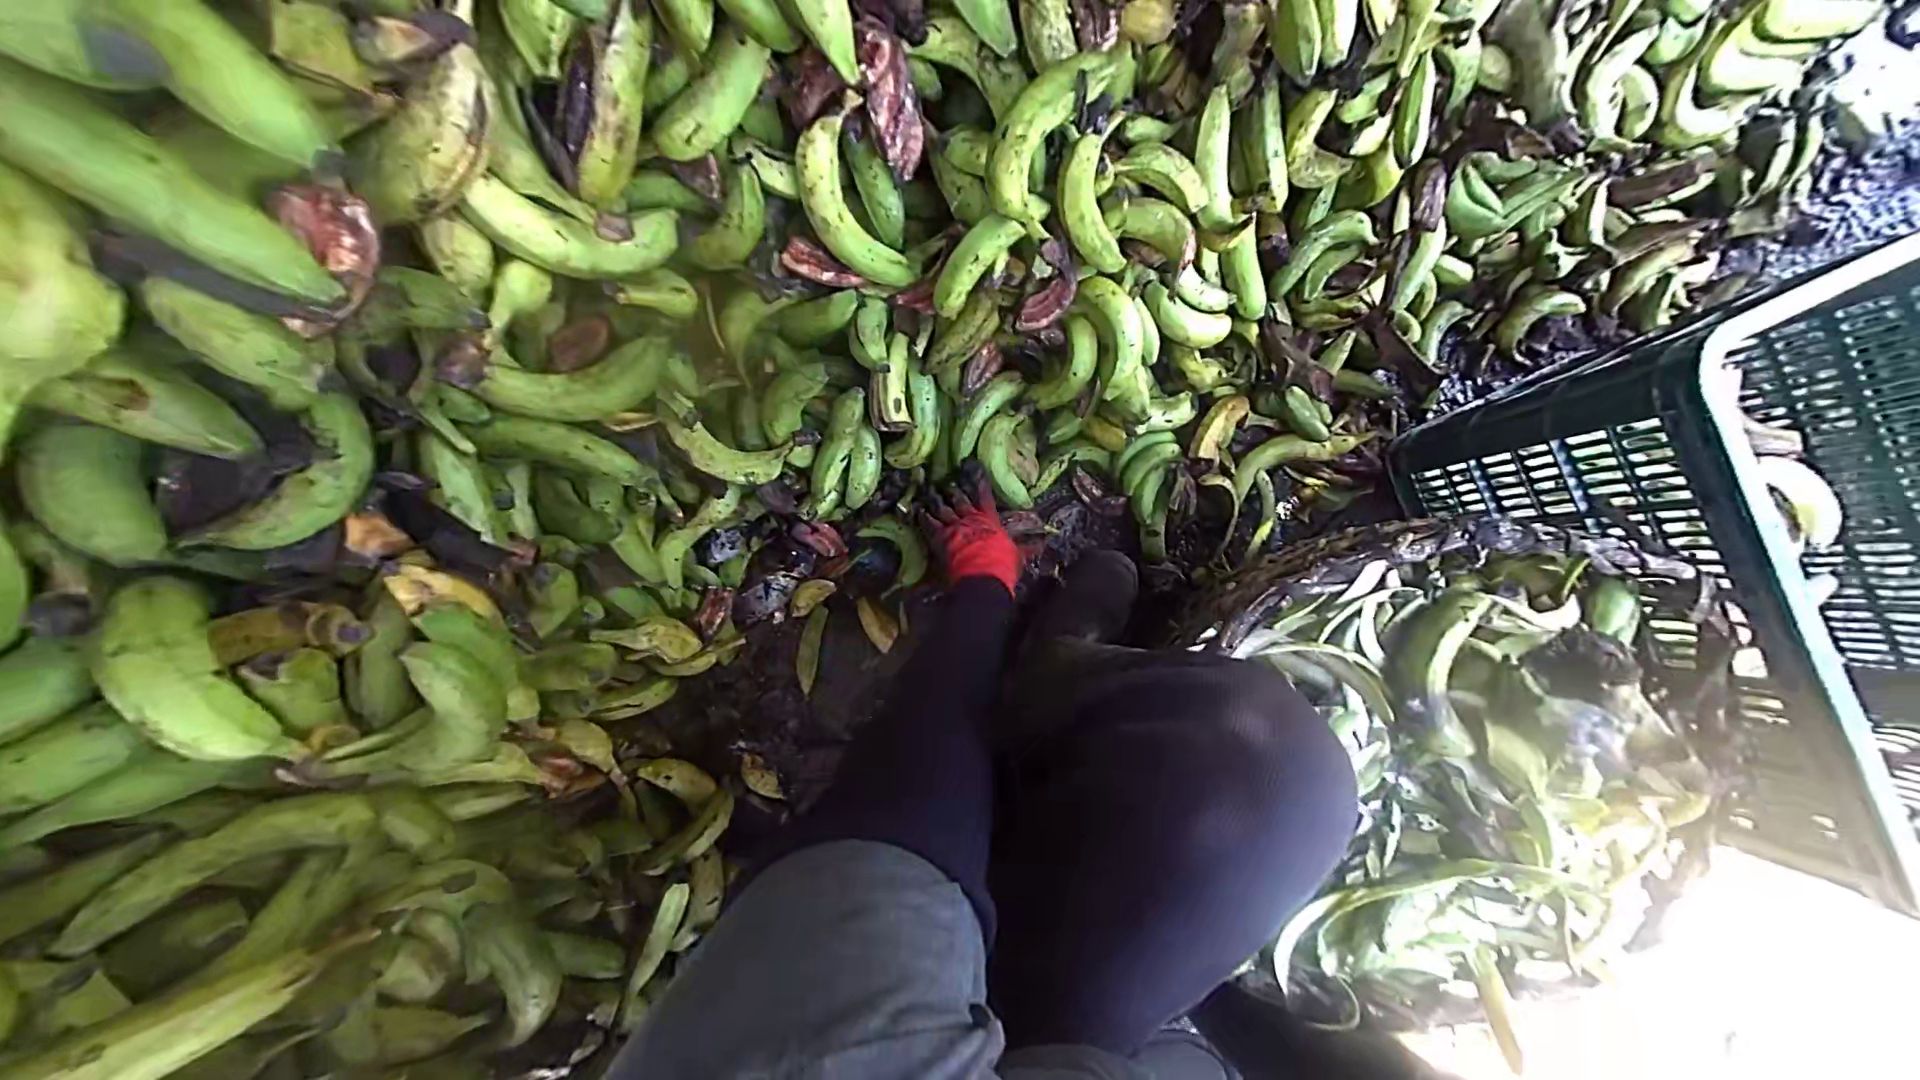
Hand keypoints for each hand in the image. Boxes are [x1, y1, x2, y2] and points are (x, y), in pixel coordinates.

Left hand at [920, 471, 1018, 593]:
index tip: (971, 466)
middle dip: (952, 488)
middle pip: (958, 497)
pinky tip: (918, 509)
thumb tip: (1044, 543)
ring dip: (935, 498)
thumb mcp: (1018, 555)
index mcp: (989, 519)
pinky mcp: (940, 538)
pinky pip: (928, 522)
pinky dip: (922, 515)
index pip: (984, 494)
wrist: (984, 577)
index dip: (977, 479)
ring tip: (929, 490)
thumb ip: (1028, 547)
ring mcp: (953, 526)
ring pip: (941, 506)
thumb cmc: (1003, 566)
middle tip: (946, 481)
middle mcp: (970, 518)